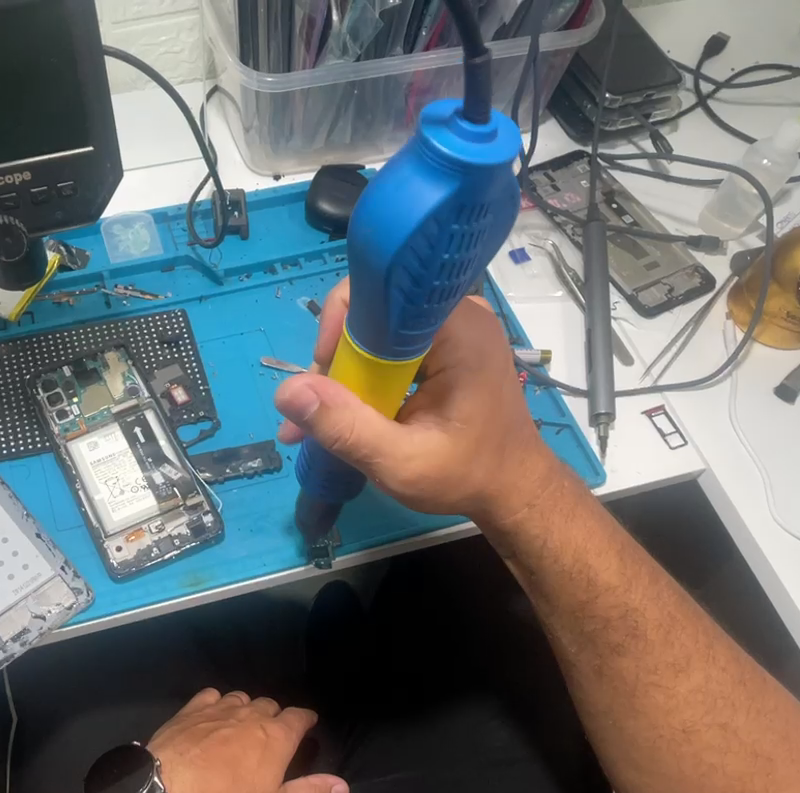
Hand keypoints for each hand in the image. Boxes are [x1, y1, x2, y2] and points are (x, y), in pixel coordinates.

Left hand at [145, 689, 347, 792]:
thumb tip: (344, 786)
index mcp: (277, 736)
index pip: (299, 717)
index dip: (305, 719)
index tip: (307, 723)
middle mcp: (251, 714)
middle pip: (269, 705)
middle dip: (274, 715)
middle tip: (271, 732)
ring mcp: (218, 709)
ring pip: (240, 698)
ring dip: (245, 708)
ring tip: (242, 723)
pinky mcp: (190, 711)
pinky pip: (209, 696)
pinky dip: (215, 703)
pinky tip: (211, 714)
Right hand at [274, 279, 574, 524]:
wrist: (514, 492)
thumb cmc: (468, 477)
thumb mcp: (400, 462)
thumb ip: (344, 427)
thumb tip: (285, 393)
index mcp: (457, 327)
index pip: (379, 292)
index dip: (339, 327)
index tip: (324, 376)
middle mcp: (456, 315)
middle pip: (372, 315)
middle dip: (335, 362)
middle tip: (315, 414)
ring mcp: (452, 331)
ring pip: (376, 336)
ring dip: (344, 377)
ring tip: (320, 424)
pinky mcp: (445, 350)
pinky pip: (390, 351)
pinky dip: (364, 381)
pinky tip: (345, 416)